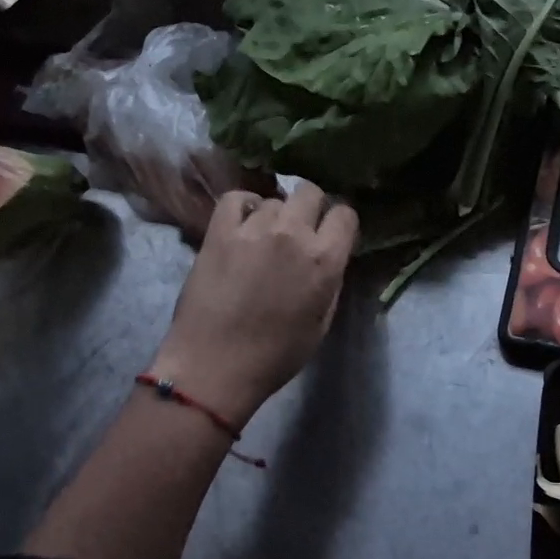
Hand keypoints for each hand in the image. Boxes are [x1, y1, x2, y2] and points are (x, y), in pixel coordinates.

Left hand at [151, 181, 357, 425]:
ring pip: (274, 199)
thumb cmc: (276, 355)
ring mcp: (253, 229)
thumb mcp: (322, 323)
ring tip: (265, 238)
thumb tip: (330, 257)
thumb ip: (331, 281)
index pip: (345, 214)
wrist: (214, 366)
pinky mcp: (219, 233)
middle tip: (301, 230)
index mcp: (324, 260)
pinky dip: (244, 206)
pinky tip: (243, 224)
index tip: (332, 234)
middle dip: (311, 207)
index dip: (340, 222)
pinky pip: (236, 198)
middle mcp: (293, 235)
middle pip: (310, 192)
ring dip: (276, 215)